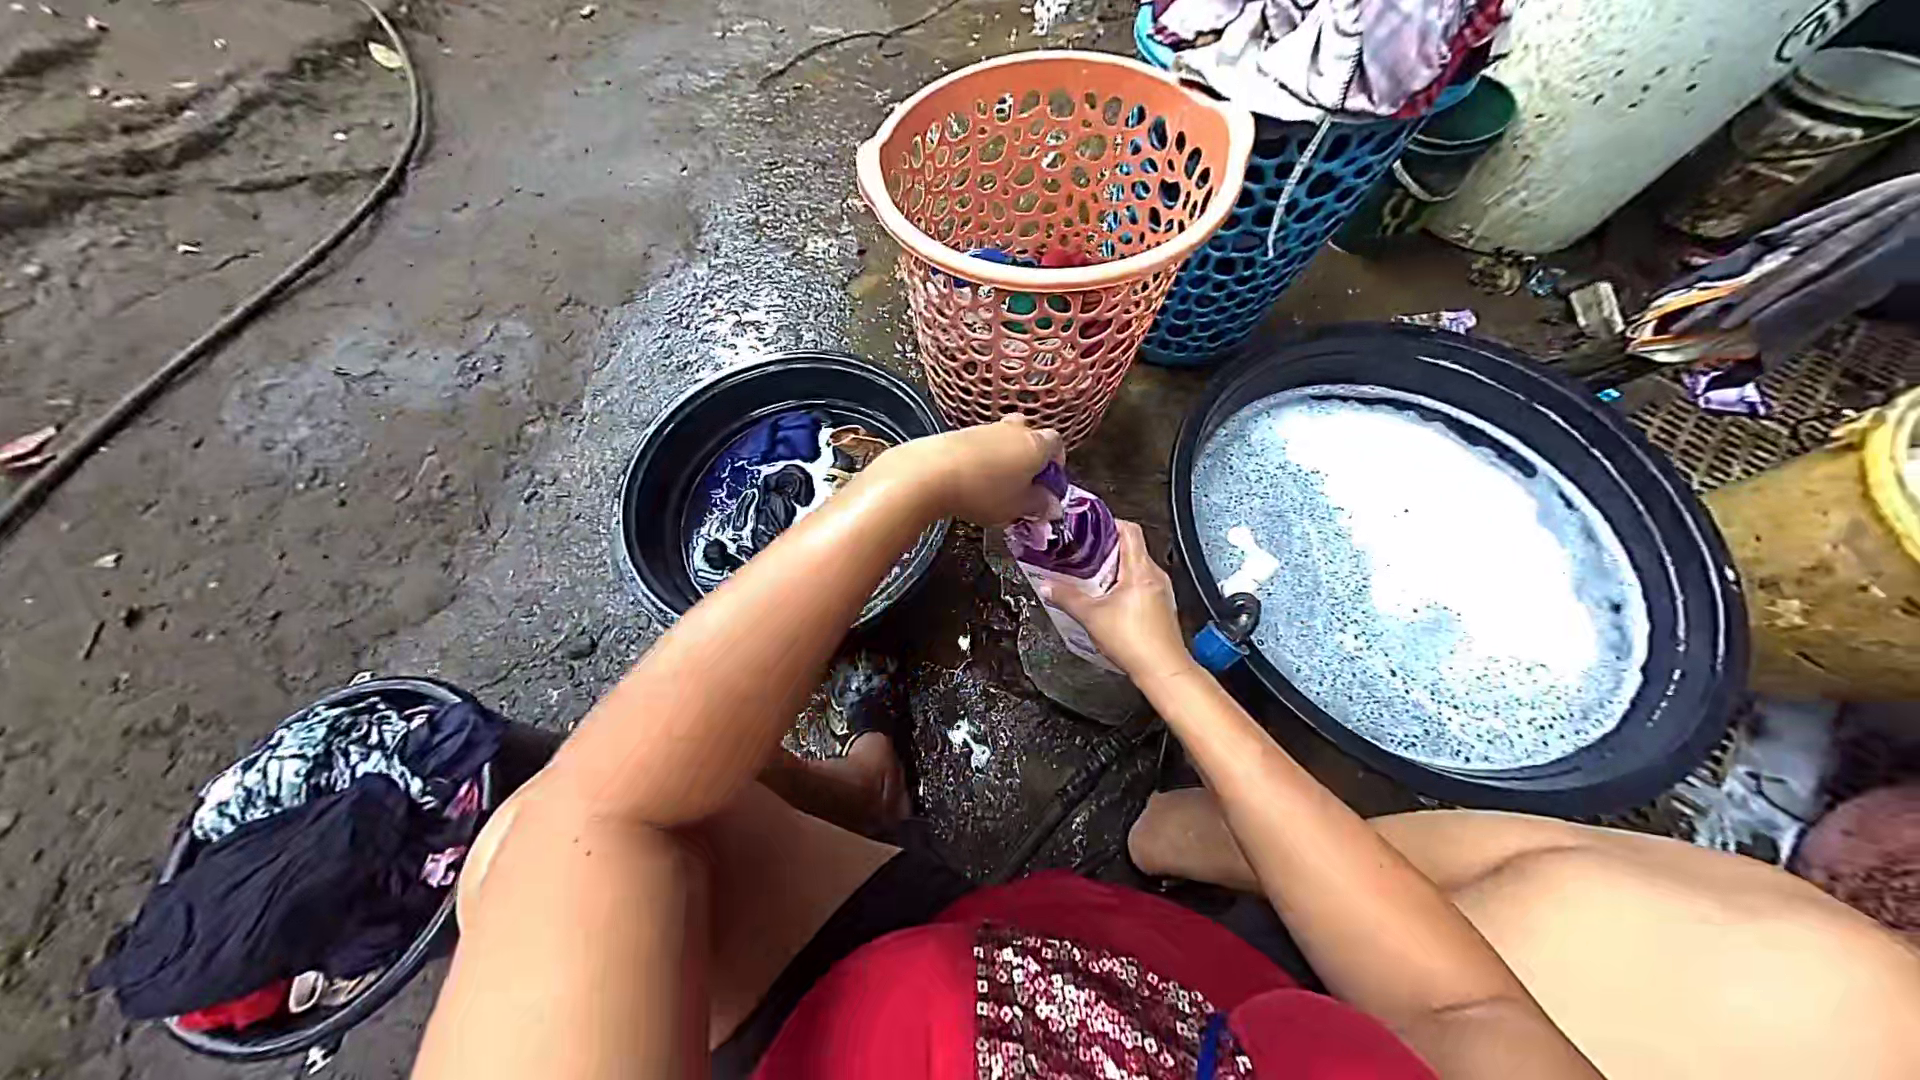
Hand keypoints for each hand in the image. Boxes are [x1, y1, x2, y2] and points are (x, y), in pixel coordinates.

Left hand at [880, 415, 1062, 524]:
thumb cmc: (985, 491)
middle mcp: (1013, 430)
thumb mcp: (1018, 507)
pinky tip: (971, 483)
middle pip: (1029, 438)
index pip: (1057, 444)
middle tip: (1023, 486)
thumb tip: (1053, 506)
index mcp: (1036, 444)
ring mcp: (984, 429)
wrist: (930, 473)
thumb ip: (1039, 505)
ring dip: (1004, 460)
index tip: (1049, 485)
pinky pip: (979, 446)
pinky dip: (981, 460)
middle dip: (1030, 459)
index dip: (1056, 464)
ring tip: (994, 489)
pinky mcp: (959, 434)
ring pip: (1003, 441)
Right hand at [1041, 521, 1195, 683]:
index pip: (1129, 530)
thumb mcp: (1091, 617)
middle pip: (1130, 547)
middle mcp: (1155, 576)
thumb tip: (1047, 586)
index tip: (1089, 526)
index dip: (1108, 523)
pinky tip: (1106, 598)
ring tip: (1089, 576)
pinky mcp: (1160, 606)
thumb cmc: (1135, 643)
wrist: (1163, 671)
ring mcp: (1160, 591)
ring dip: (1112, 568)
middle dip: (1104, 548)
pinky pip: (1140, 584)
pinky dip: (1122, 584)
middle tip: (1082, 553)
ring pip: (1135, 567)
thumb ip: (1066, 597)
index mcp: (1140, 570)